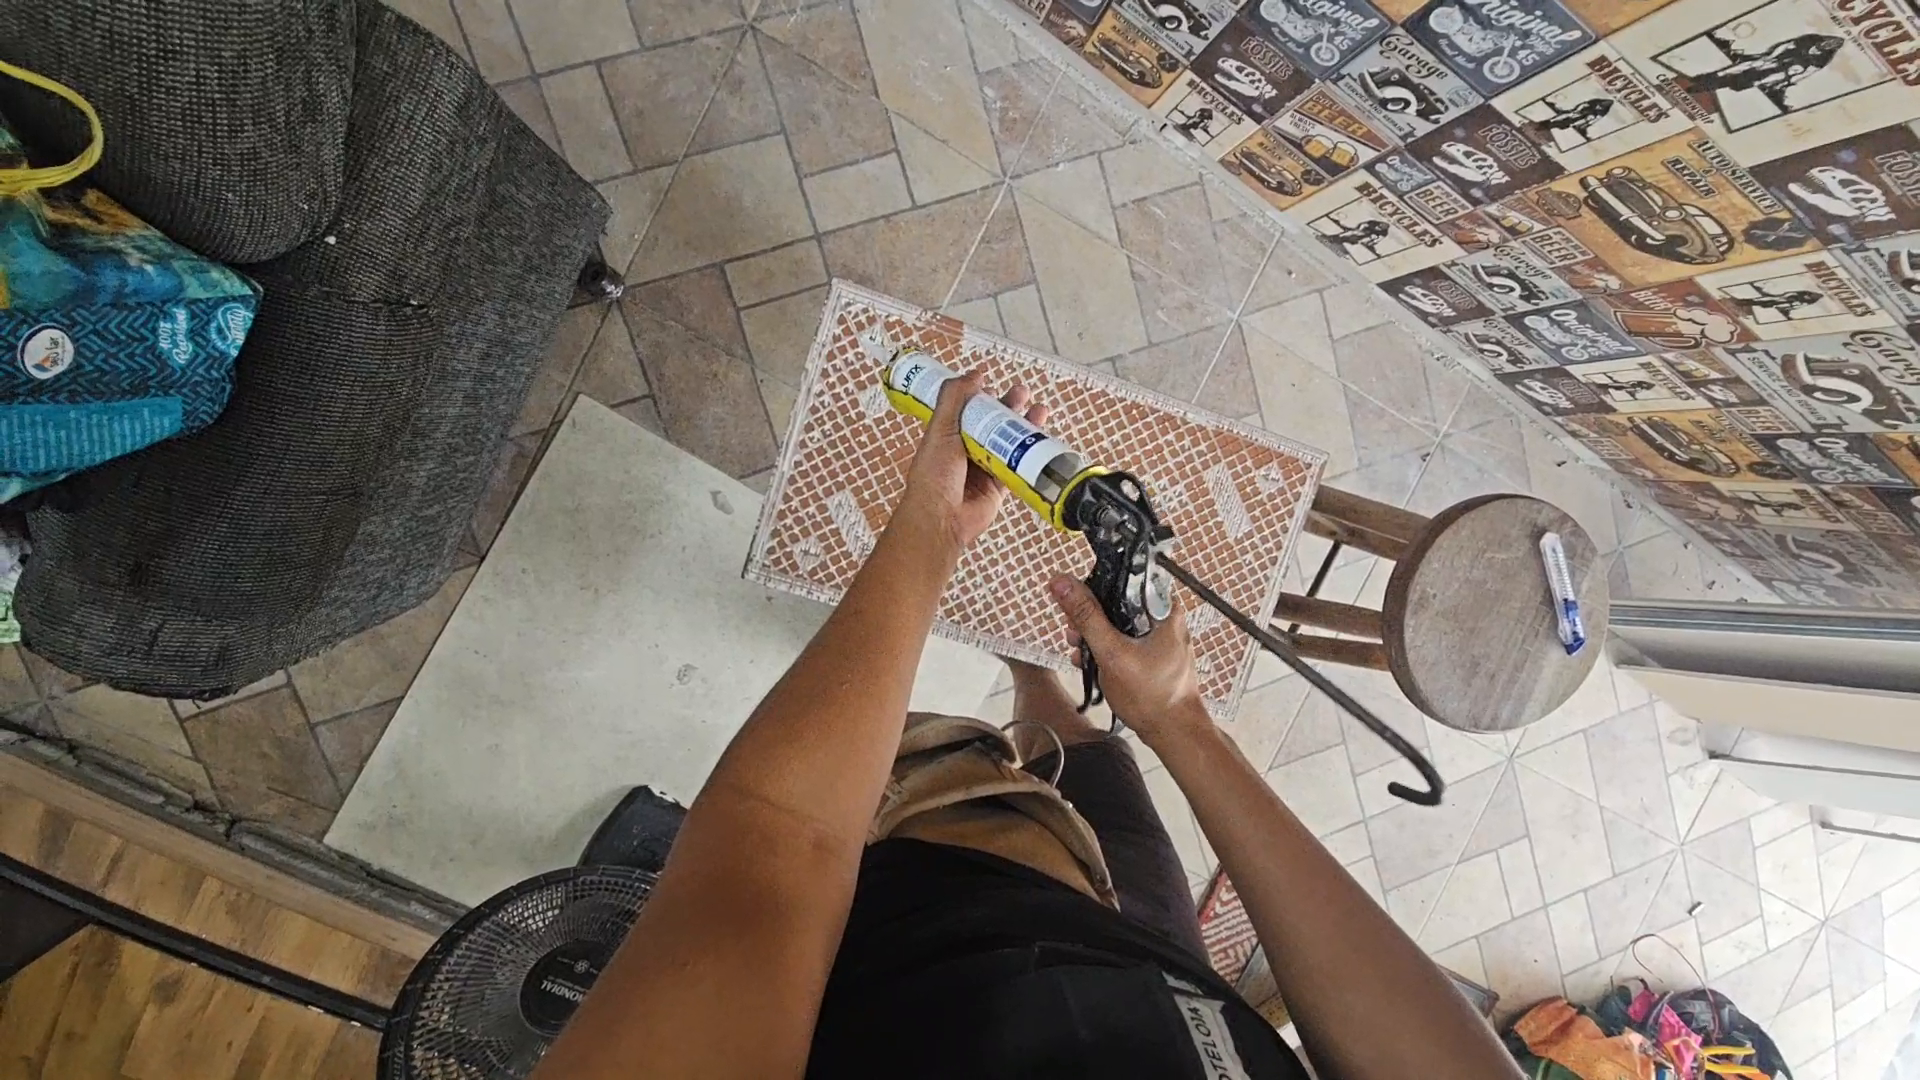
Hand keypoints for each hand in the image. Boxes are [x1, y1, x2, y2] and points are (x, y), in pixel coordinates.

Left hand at [894, 372, 1046, 550]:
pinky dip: (1028, 454)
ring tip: (1039, 410)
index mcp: (946, 435)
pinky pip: (1016, 467)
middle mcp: (964, 451)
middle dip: (1007, 407)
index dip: (980, 396)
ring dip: (1022, 427)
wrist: (941, 518)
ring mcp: (982, 469)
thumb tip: (974, 374)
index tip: (993, 384)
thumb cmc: (934, 475)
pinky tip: (1040, 441)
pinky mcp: (997, 487)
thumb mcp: (940, 429)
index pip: (966, 409)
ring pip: (1006, 443)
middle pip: (990, 424)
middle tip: (1023, 393)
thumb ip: (954, 399)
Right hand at [1048, 575, 1210, 746]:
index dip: (1094, 589)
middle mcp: (1165, 617)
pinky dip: (1107, 647)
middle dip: (1090, 618)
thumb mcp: (1111, 653)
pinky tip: (1091, 660)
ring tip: (1080, 650)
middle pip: (1118, 601)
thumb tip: (1063, 583)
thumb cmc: (1153, 698)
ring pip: (1118, 622)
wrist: (1173, 733)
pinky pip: (1124, 639)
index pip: (1123, 579)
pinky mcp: (1153, 651)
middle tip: (1074, 634)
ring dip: (1095, 635)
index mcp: (1164, 608)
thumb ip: (1086, 616)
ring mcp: (1160, 636)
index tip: (1074, 604)